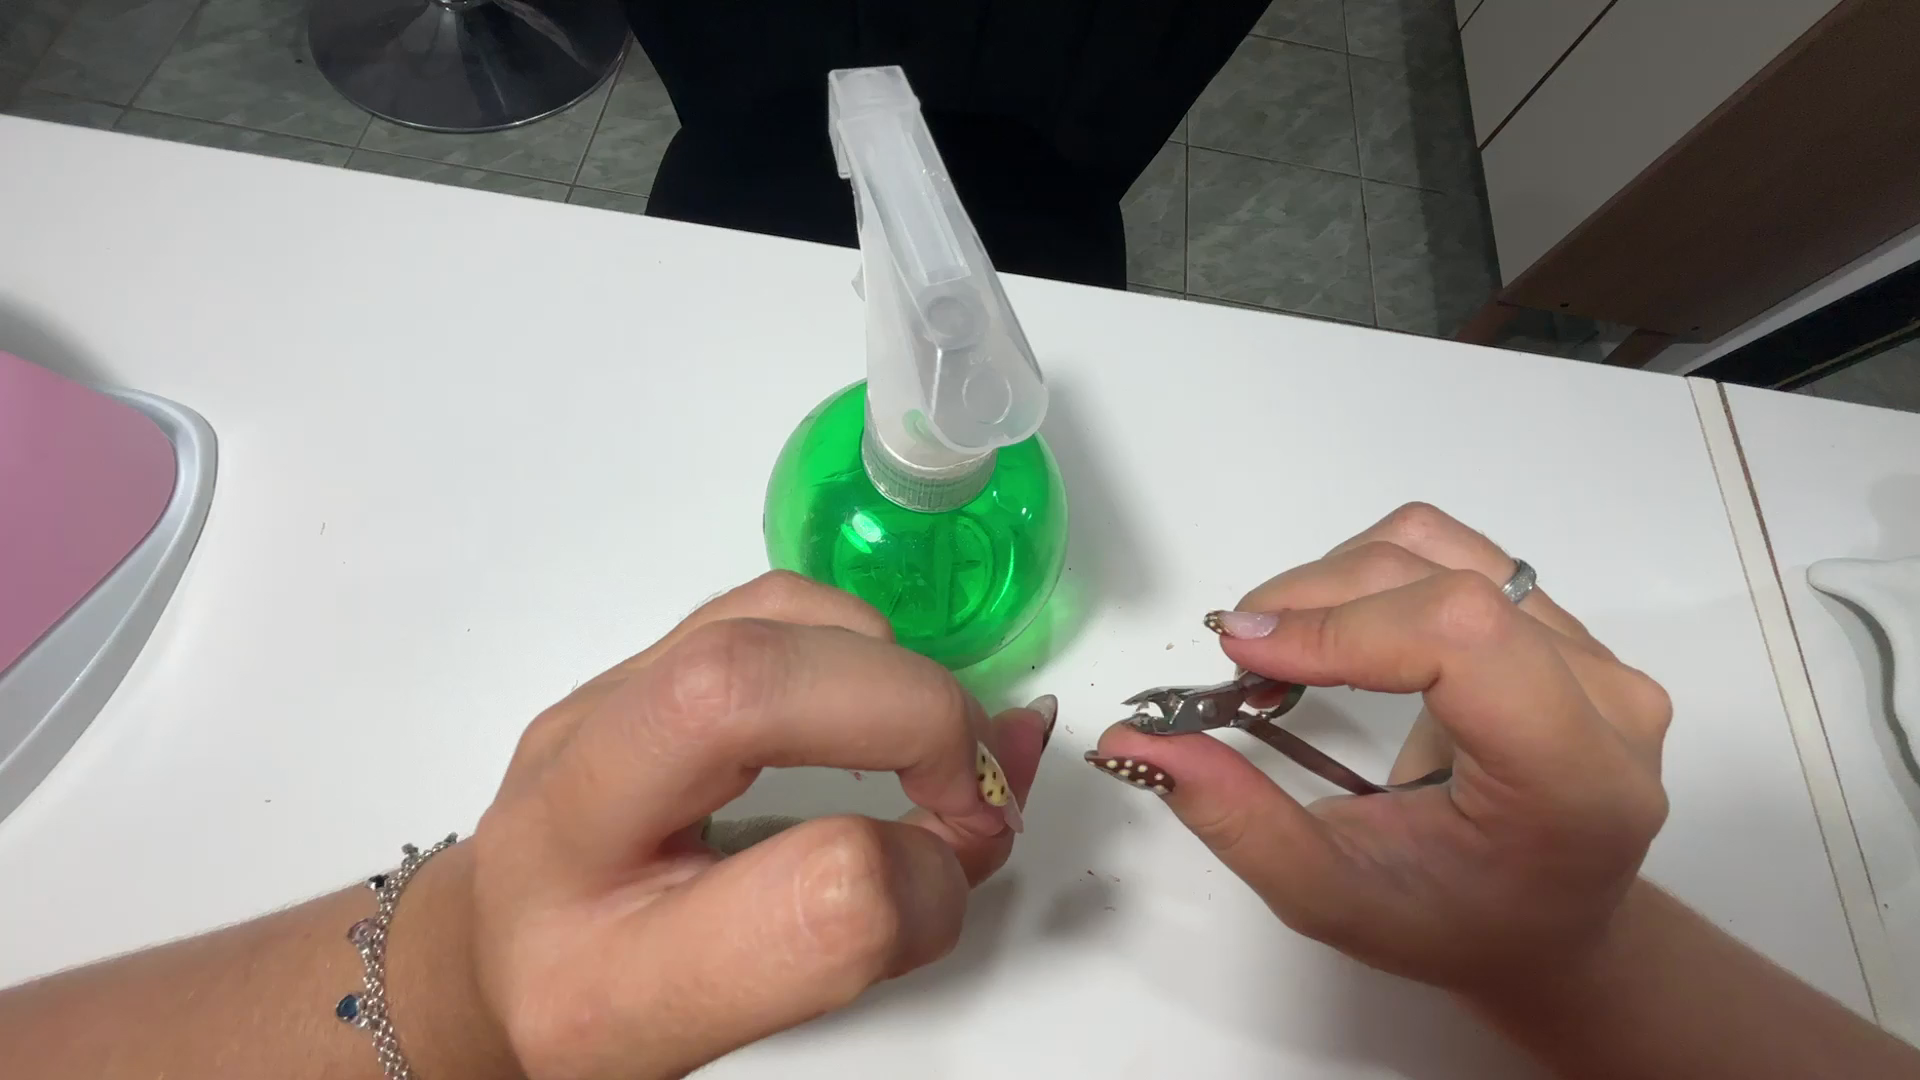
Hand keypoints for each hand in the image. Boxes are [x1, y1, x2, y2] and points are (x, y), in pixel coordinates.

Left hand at [466, 572, 1051, 1078]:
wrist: (496, 945)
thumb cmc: (612, 999)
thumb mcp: (742, 1020)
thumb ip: (880, 926)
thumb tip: (998, 791)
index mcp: (606, 961)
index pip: (806, 895)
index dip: (927, 867)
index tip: (963, 856)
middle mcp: (580, 793)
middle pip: (751, 692)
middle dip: (919, 715)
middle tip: (971, 780)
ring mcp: (608, 696)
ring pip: (764, 620)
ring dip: (888, 669)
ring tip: (921, 737)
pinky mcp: (644, 653)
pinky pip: (767, 602)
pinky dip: (852, 638)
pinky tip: (861, 693)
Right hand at [1090, 503, 1670, 994]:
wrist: (1539, 917)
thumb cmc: (1441, 920)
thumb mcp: (1323, 893)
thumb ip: (1232, 816)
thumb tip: (1133, 741)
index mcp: (1569, 776)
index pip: (1460, 638)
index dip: (1333, 626)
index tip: (1236, 652)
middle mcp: (1598, 693)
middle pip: (1431, 580)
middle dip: (1304, 603)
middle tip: (1237, 661)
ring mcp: (1581, 644)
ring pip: (1425, 544)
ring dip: (1326, 581)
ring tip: (1280, 644)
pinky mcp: (1547, 619)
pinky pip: (1438, 547)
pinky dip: (1357, 571)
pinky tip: (1332, 626)